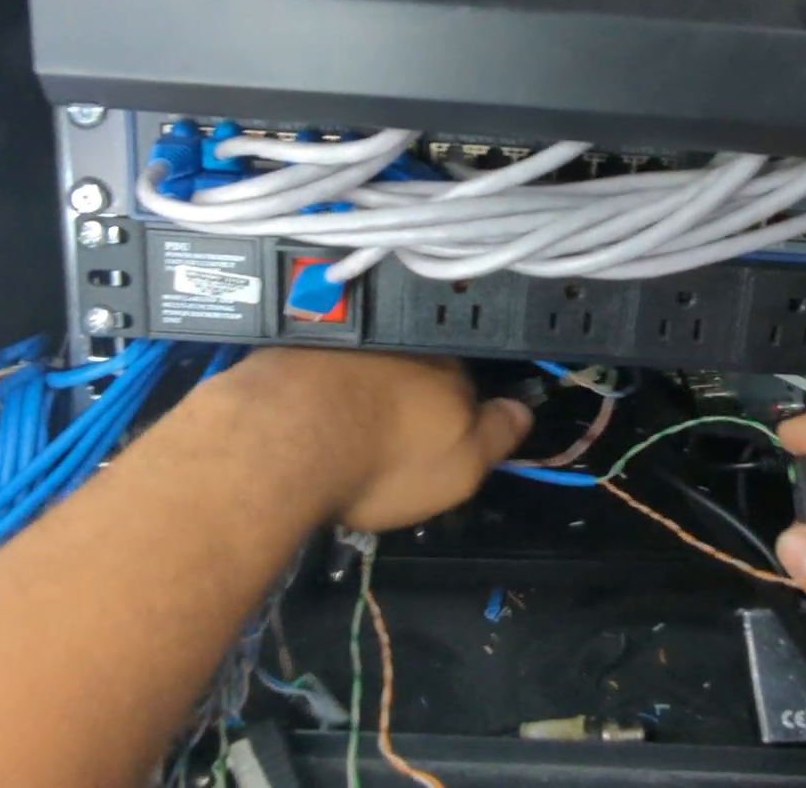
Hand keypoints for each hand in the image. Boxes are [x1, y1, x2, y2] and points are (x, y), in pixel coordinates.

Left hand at [210, 349, 532, 531]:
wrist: (283, 435)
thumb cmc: (382, 460)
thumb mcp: (460, 467)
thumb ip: (496, 435)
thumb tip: (522, 409)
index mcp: (445, 368)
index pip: (466, 383)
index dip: (457, 412)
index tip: (439, 438)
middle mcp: (400, 341)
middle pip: (416, 366)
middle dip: (409, 393)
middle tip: (389, 436)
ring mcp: (346, 338)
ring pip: (367, 361)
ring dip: (363, 384)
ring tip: (345, 425)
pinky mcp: (296, 344)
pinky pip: (319, 360)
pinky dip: (319, 380)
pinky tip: (306, 409)